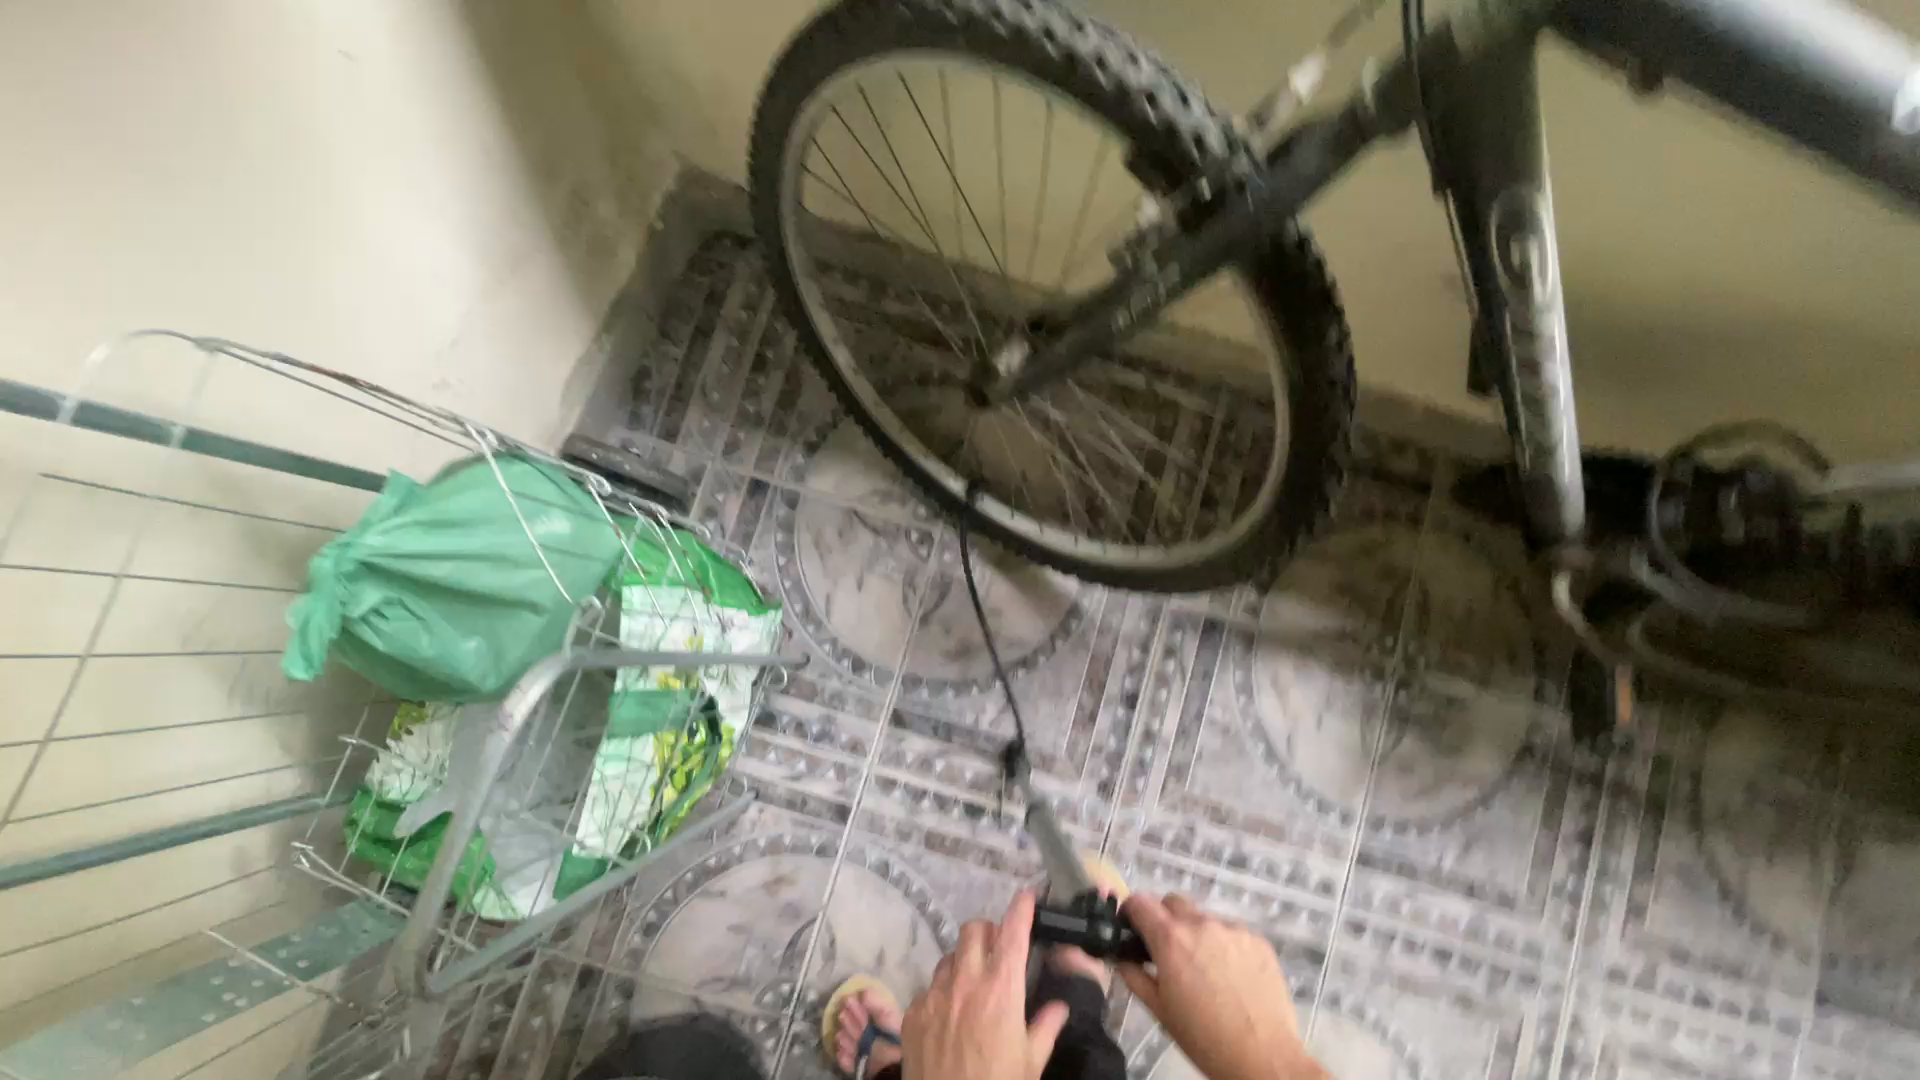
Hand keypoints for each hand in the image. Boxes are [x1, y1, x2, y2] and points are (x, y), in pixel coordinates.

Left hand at [903, 891, 1068, 1079]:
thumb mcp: (1031, 1064)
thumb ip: (1045, 1028)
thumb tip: (1059, 1007)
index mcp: (1001, 989)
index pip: (1013, 932)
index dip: (1021, 908)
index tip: (1028, 895)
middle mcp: (966, 981)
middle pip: (973, 930)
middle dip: (988, 932)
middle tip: (998, 949)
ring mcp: (935, 994)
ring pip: (949, 957)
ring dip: (964, 961)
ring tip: (974, 985)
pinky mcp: (913, 1012)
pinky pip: (929, 988)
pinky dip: (942, 993)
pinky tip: (950, 1017)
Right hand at [1119, 894, 1323, 1079]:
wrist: (1264, 1058)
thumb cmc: (1204, 1038)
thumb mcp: (1159, 1010)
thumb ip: (1134, 976)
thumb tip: (1122, 958)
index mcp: (1170, 939)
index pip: (1140, 902)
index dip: (1131, 911)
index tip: (1132, 926)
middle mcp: (1200, 924)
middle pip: (1172, 902)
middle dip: (1164, 918)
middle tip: (1169, 950)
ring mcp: (1232, 929)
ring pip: (1204, 918)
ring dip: (1197, 933)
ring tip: (1206, 968)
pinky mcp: (1258, 939)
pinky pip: (1231, 932)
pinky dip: (1224, 945)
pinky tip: (1232, 975)